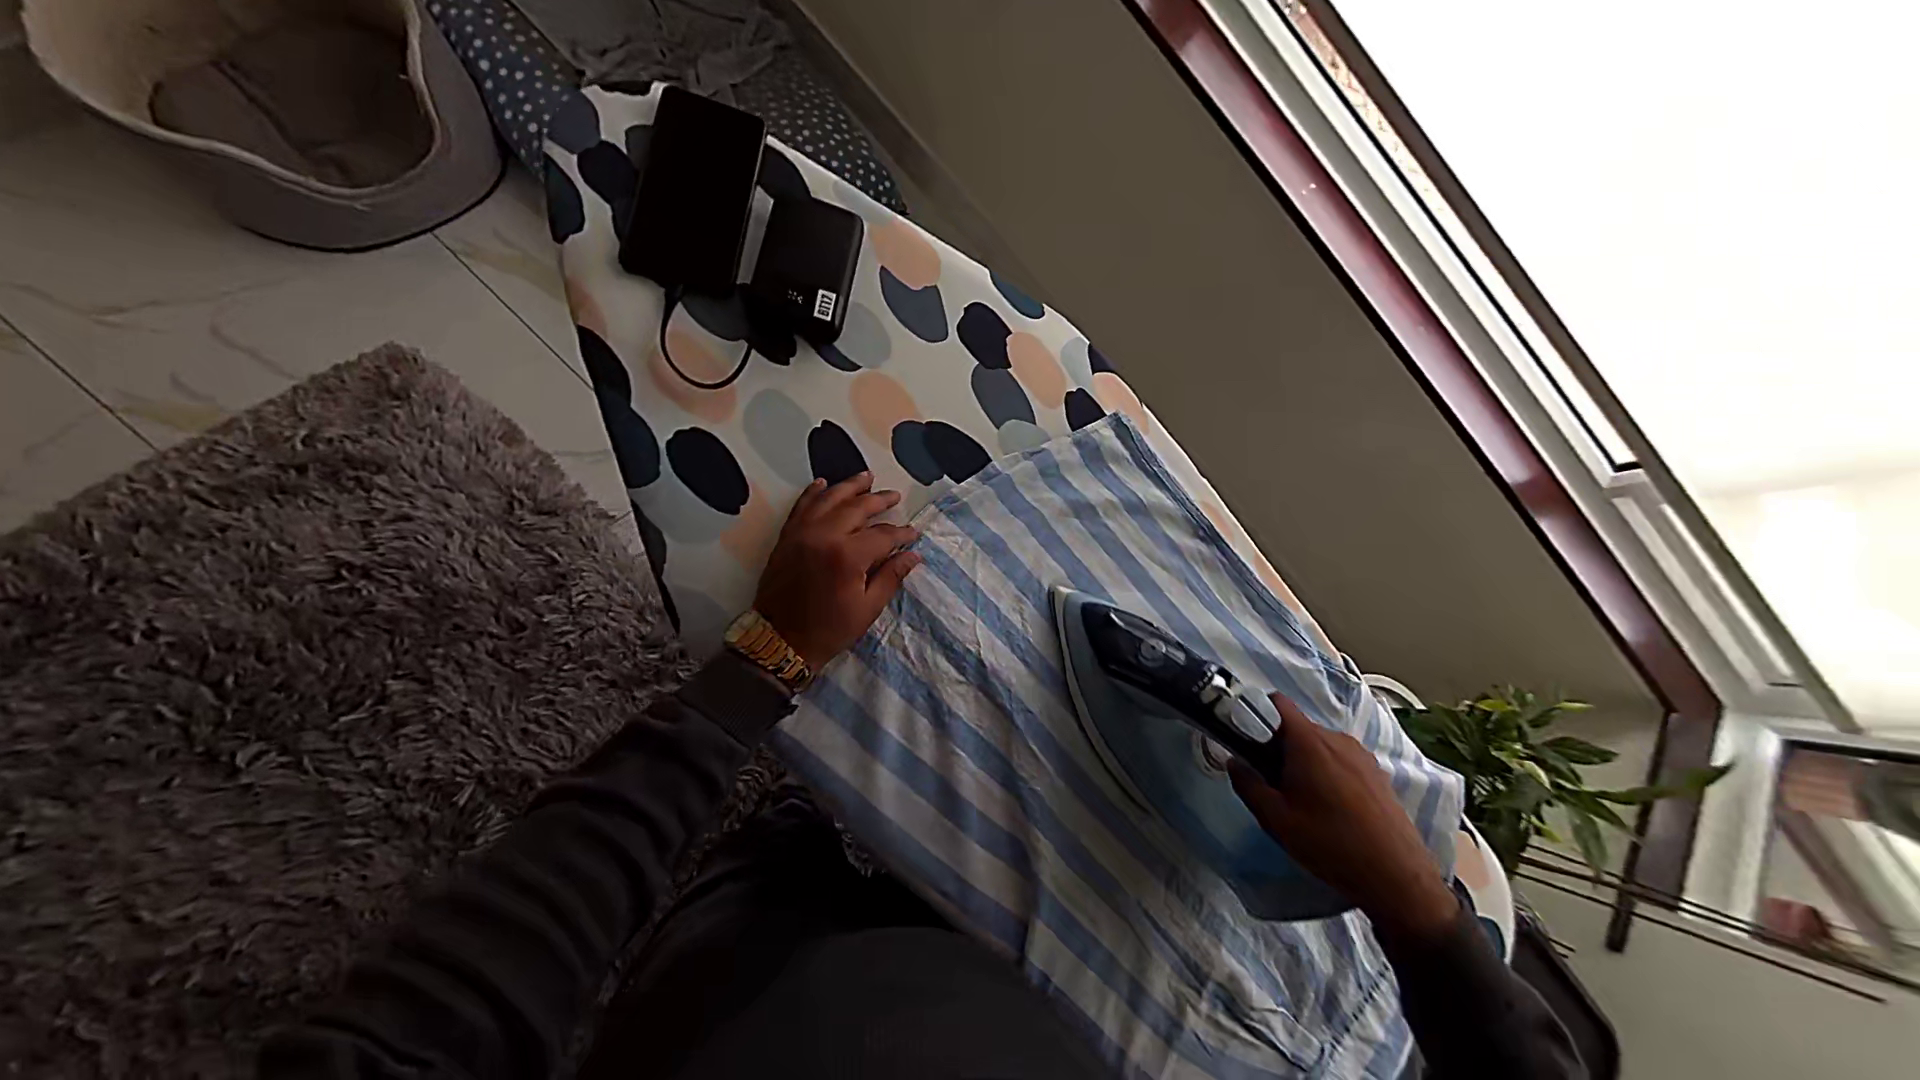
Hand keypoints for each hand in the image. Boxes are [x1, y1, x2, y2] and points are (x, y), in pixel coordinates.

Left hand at [753, 472, 921, 669]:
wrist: (780, 640)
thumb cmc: (829, 629)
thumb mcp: (867, 608)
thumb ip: (891, 577)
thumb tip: (912, 556)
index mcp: (847, 557)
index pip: (883, 535)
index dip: (901, 534)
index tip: (913, 534)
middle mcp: (824, 536)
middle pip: (857, 508)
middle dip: (879, 500)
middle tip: (894, 496)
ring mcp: (802, 533)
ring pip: (829, 499)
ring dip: (849, 486)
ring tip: (866, 477)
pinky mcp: (787, 537)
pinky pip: (801, 506)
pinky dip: (813, 493)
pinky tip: (823, 484)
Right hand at [1228, 693, 1457, 945]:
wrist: (1398, 879)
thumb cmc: (1329, 843)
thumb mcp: (1276, 819)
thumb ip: (1248, 785)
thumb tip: (1234, 762)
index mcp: (1309, 742)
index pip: (1278, 702)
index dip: (1256, 712)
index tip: (1246, 739)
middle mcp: (1337, 739)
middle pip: (1297, 727)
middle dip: (1277, 745)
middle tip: (1269, 779)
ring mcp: (1362, 755)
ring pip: (1319, 744)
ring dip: (1303, 760)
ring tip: (1299, 797)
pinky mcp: (1378, 774)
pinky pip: (1340, 759)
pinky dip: (1326, 770)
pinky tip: (1328, 806)